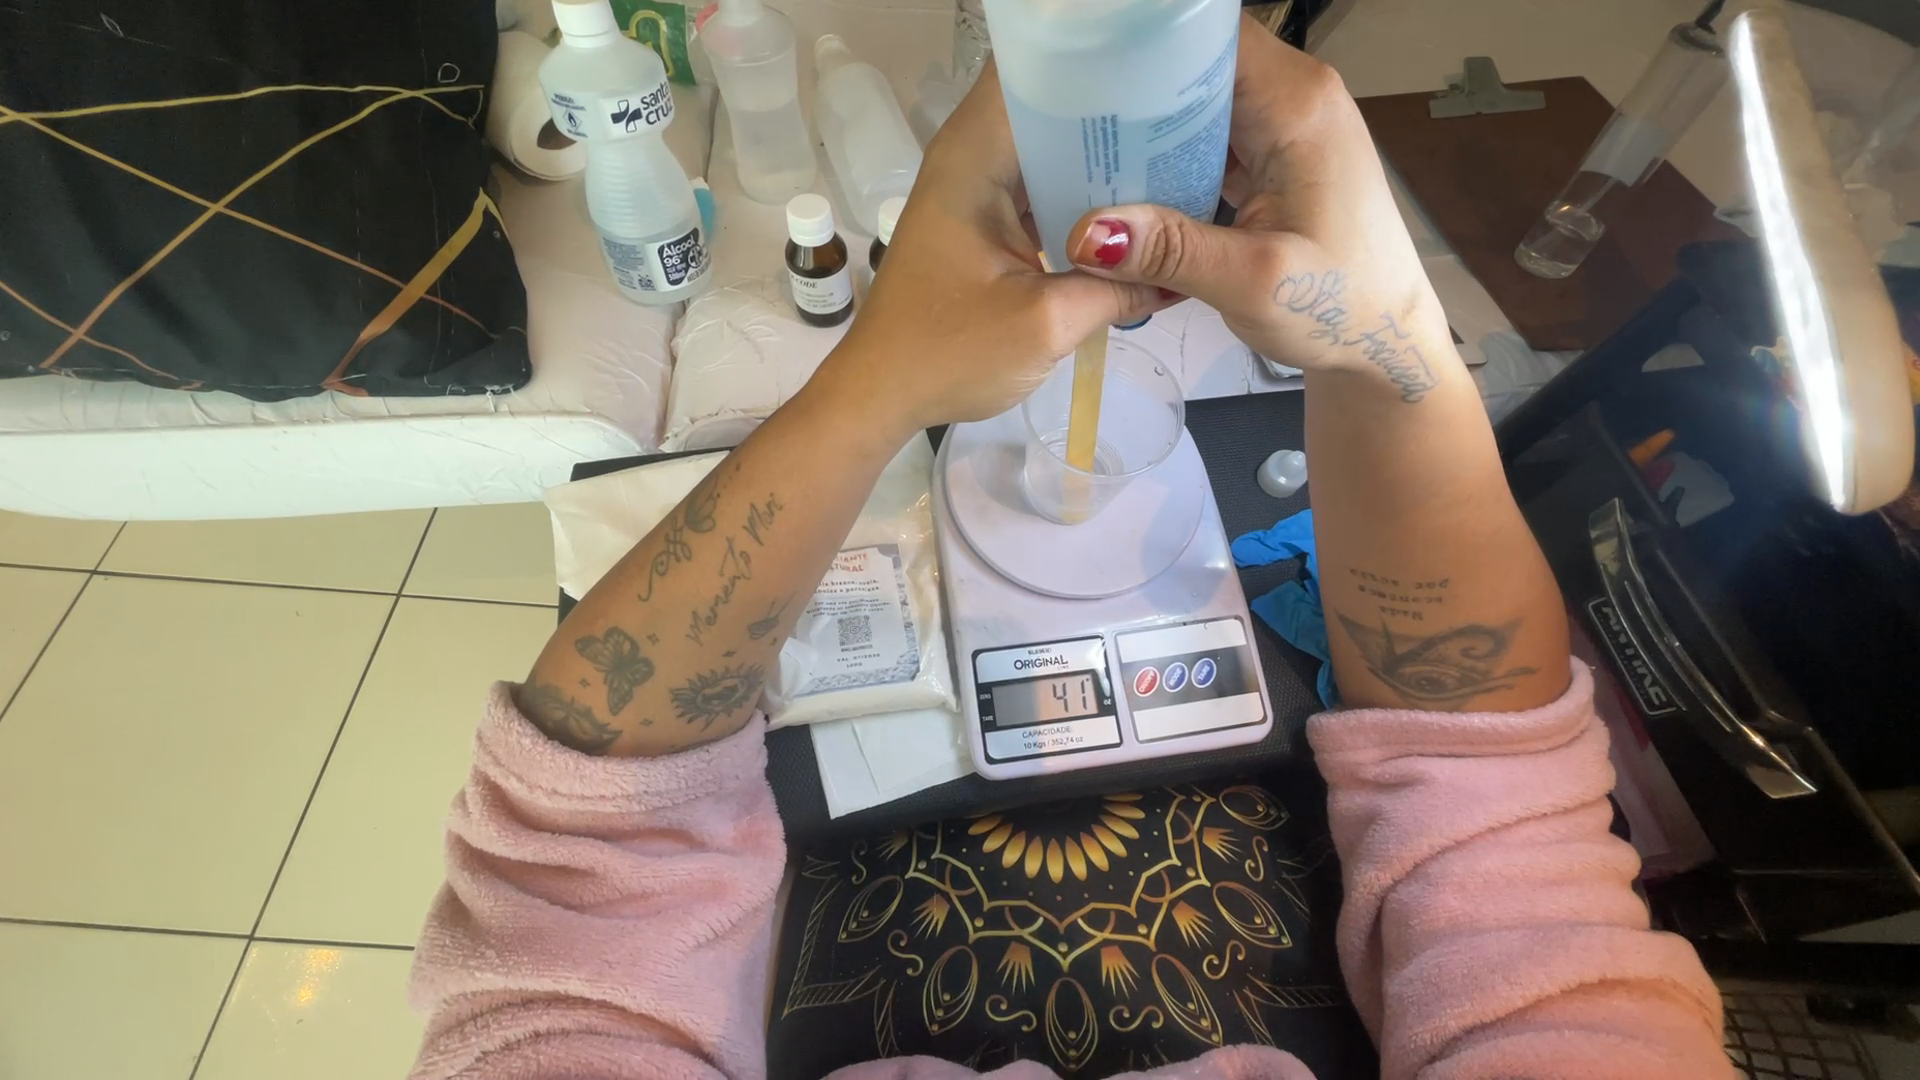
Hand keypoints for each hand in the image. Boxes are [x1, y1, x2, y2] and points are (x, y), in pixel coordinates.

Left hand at [818, 63, 1169, 432]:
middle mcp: (973, 157)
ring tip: (1174, 176)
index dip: (1105, 69)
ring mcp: (976, 193)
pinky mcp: (981, 227)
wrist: (882, 394)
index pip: (1043, 67)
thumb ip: (1117, 289)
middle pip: (1055, 108)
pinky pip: (1040, 195)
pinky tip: (1129, 224)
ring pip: (1051, 155)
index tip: (1166, 90)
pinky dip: (1080, 205)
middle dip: (1119, 121)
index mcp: (976, 155)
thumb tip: (1176, 275)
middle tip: (1187, 142)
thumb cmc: (948, 355)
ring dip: (1104, 167)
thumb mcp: (1045, 323)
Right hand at [1061, 20, 1449, 392]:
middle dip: (1129, 98)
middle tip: (1066, 137)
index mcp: (1295, 104)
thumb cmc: (1338, 307)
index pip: (1206, 39)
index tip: (1080, 80)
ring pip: (1195, 110)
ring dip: (1142, 138)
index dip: (1142, 51)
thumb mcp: (1250, 281)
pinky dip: (1165, 167)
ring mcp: (1280, 132)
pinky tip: (1126, 196)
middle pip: (1194, 70)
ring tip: (1083, 165)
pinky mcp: (1271, 164)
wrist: (1382, 336)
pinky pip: (1206, 146)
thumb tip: (1085, 234)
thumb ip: (1170, 251)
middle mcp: (1290, 100)